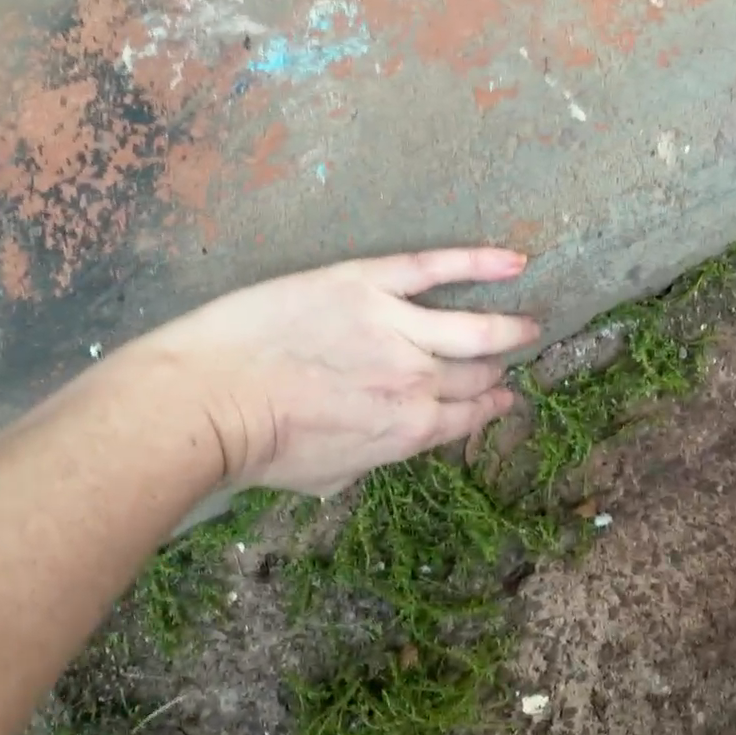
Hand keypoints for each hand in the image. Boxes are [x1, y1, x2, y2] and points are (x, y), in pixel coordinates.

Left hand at [124, 248, 539, 496]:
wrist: (205, 404)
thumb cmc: (258, 448)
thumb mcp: (330, 474)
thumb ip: (378, 455)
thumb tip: (400, 438)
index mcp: (410, 430)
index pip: (469, 414)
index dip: (492, 404)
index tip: (507, 396)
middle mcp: (420, 382)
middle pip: (477, 372)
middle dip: (499, 367)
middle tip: (514, 353)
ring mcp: (399, 328)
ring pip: (474, 328)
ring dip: (510, 328)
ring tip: (530, 323)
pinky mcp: (371, 284)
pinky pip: (437, 268)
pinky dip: (481, 263)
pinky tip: (515, 260)